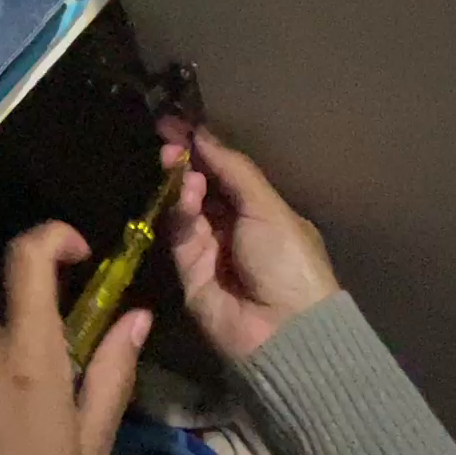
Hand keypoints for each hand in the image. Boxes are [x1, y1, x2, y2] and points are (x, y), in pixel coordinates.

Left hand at [0, 221, 151, 454]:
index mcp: (25, 359)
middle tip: (53, 402)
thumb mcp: (91, 451)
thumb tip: (136, 315)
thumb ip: (112, 372)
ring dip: (0, 372)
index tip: (77, 253)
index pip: (28, 260)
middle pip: (9, 319)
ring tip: (13, 439)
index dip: (52, 238)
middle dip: (34, 343)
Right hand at [159, 121, 339, 360]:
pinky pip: (179, 235)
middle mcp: (234, 228)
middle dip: (185, 162)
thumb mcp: (269, 207)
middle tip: (167, 140)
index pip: (226, 172)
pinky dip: (180, 213)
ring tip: (175, 163)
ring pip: (185, 208)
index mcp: (261, 211)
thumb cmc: (288, 260)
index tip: (177, 124)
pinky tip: (187, 196)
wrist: (284, 330)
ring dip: (181, 183)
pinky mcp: (188, 273)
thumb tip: (204, 135)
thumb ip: (233, 170)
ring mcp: (209, 250)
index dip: (203, 148)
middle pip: (201, 187)